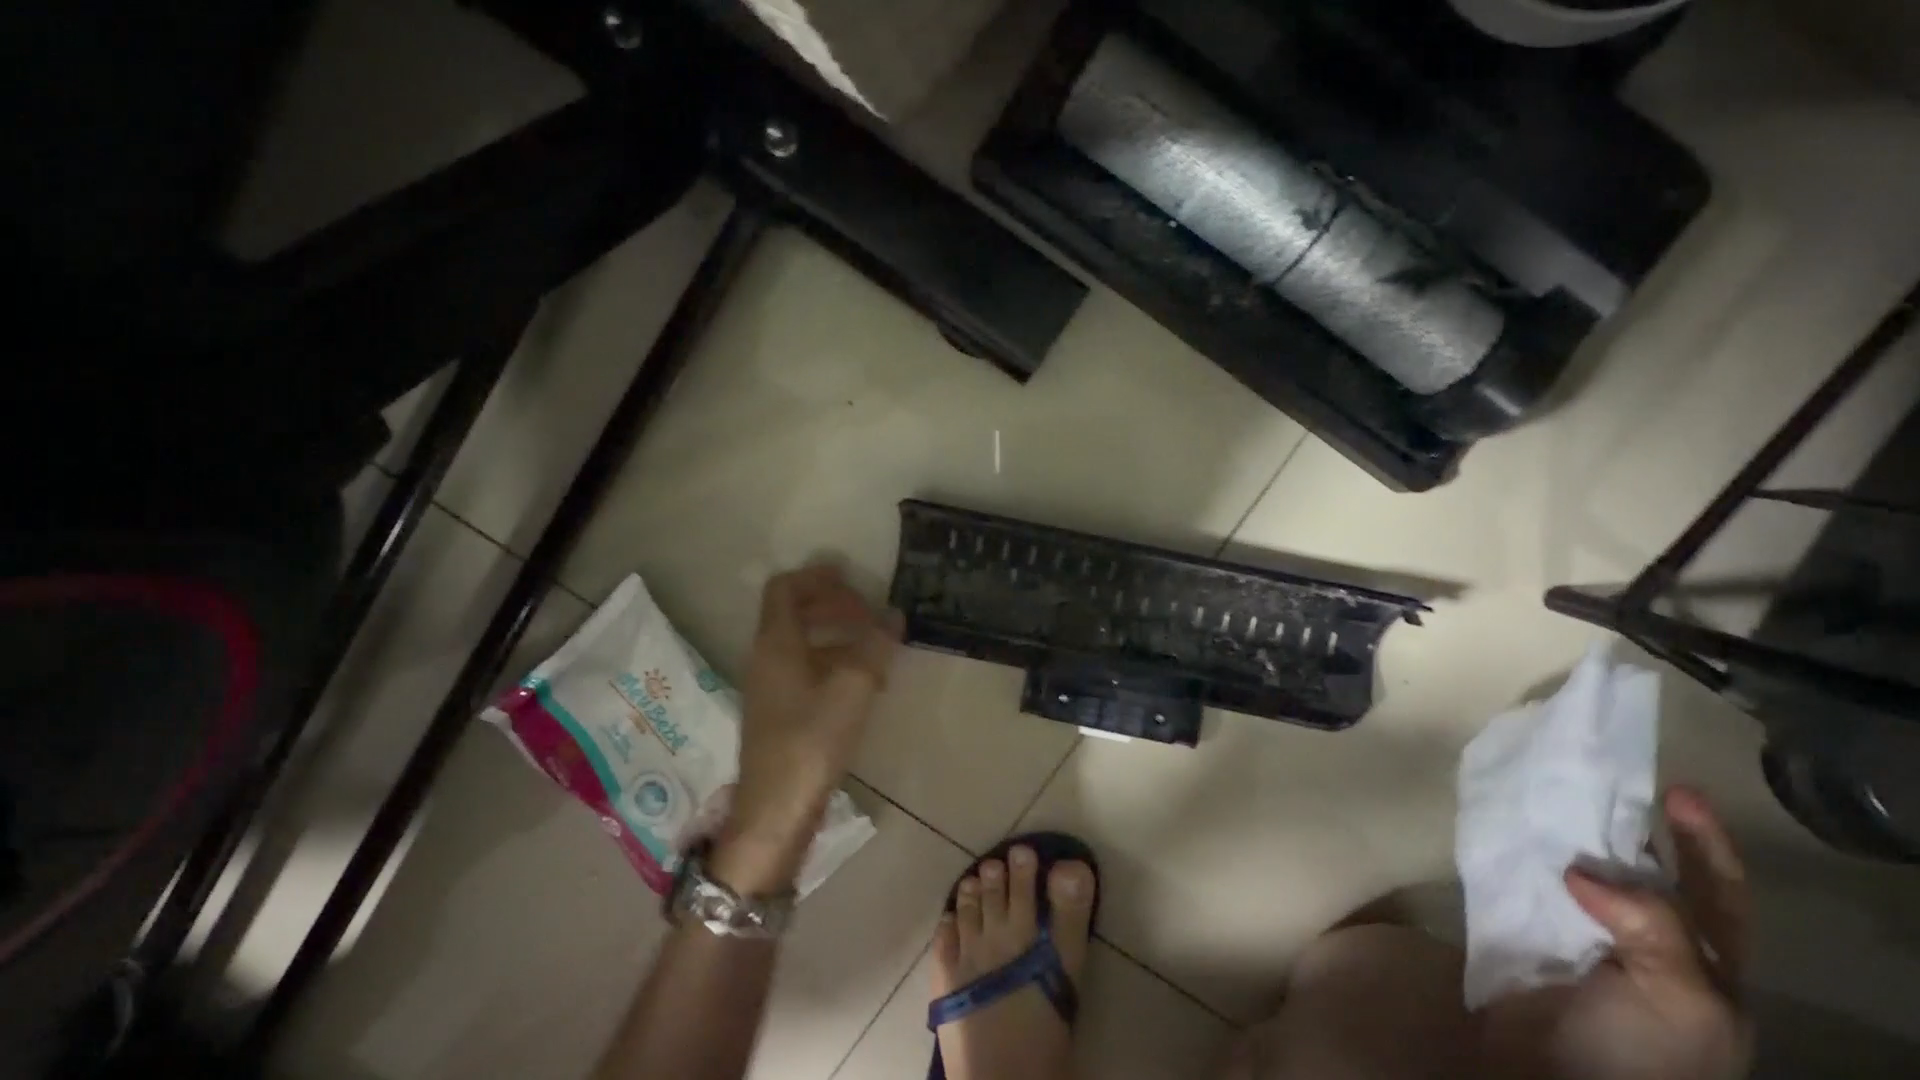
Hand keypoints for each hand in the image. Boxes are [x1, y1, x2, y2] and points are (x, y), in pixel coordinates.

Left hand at [710, 565, 900, 893]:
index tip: (851, 577)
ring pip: (802, 645)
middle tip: (871, 614)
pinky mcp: (779, 714)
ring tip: (877, 649)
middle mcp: (766, 659)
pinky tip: (865, 686)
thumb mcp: (852, 690)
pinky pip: (806, 671)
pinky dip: (833, 664)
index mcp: (776, 645)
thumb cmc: (811, 743)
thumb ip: (874, 648)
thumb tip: (894, 615)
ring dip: (838, 637)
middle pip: (794, 614)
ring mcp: (770, 688)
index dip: (817, 578)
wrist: (775, 811)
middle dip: (833, 607)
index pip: (785, 589)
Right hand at [1478, 787, 1752, 1079]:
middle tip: (1605, 782)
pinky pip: (1528, 888)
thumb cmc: (1641, 1052)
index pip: (1719, 894)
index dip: (1705, 843)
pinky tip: (1511, 835)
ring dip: (1570, 839)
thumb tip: (1579, 870)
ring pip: (1585, 877)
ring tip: (1553, 798)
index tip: (1681, 791)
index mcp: (1705, 967)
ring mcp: (1586, 944)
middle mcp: (1650, 949)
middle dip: (1632, 829)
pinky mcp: (1528, 940)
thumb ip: (1656, 927)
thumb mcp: (1682, 1000)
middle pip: (1648, 875)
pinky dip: (1521, 859)